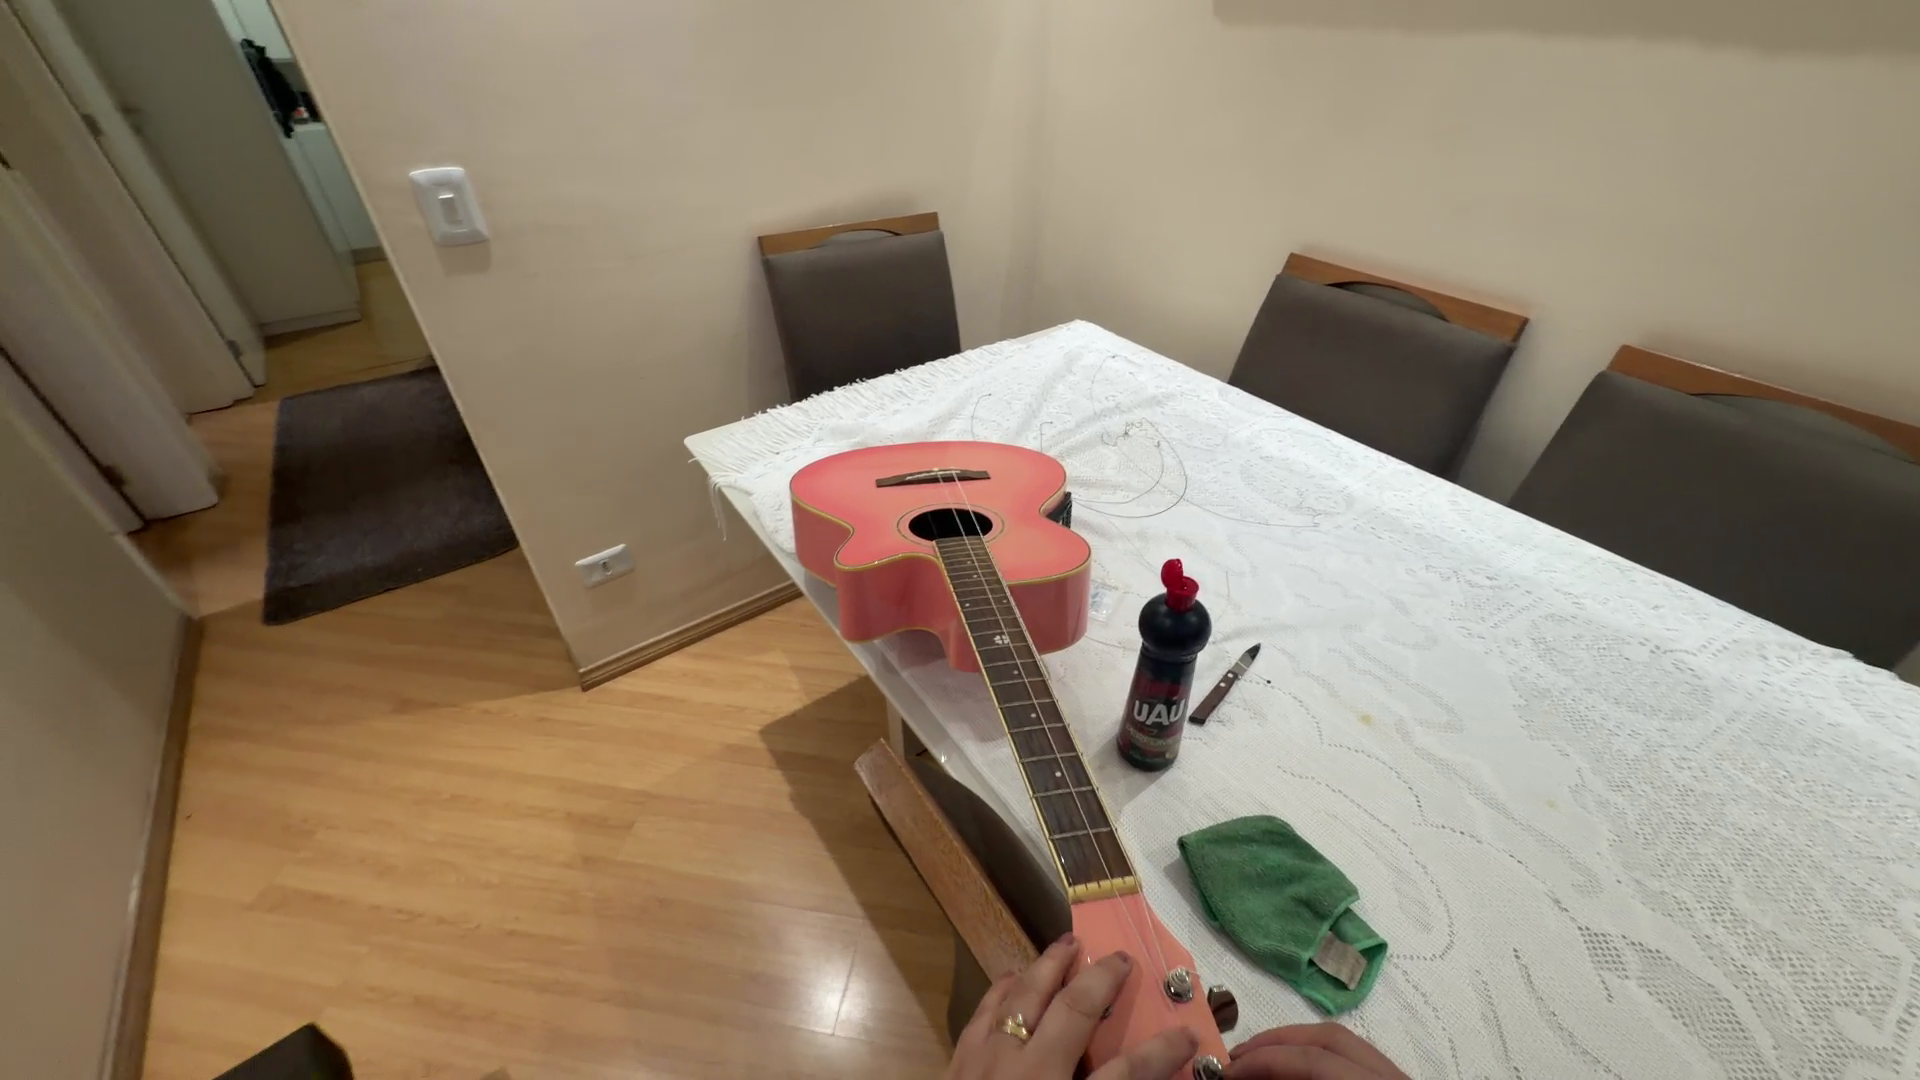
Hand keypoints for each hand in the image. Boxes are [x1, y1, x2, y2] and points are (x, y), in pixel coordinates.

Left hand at [945, 934, 1199, 1079]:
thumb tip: (1128, 1078)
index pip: (1125, 1075)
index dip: (1159, 1053)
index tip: (1187, 1034)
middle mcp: (1027, 1074)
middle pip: (1070, 1012)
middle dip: (1098, 980)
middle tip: (1118, 955)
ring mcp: (987, 1062)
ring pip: (1023, 996)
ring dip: (1047, 967)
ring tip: (1066, 944)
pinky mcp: (957, 1062)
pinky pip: (985, 1011)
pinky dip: (1002, 988)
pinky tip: (1011, 976)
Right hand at [1226, 1024, 1409, 1079]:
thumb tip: (1241, 1077)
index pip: (1314, 1061)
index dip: (1264, 1061)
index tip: (1227, 1071)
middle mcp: (1394, 1076)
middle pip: (1329, 1036)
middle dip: (1276, 1043)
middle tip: (1237, 1058)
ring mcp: (1400, 1077)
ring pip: (1343, 1041)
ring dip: (1294, 1045)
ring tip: (1259, 1060)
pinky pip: (1354, 1057)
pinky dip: (1318, 1057)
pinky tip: (1294, 1070)